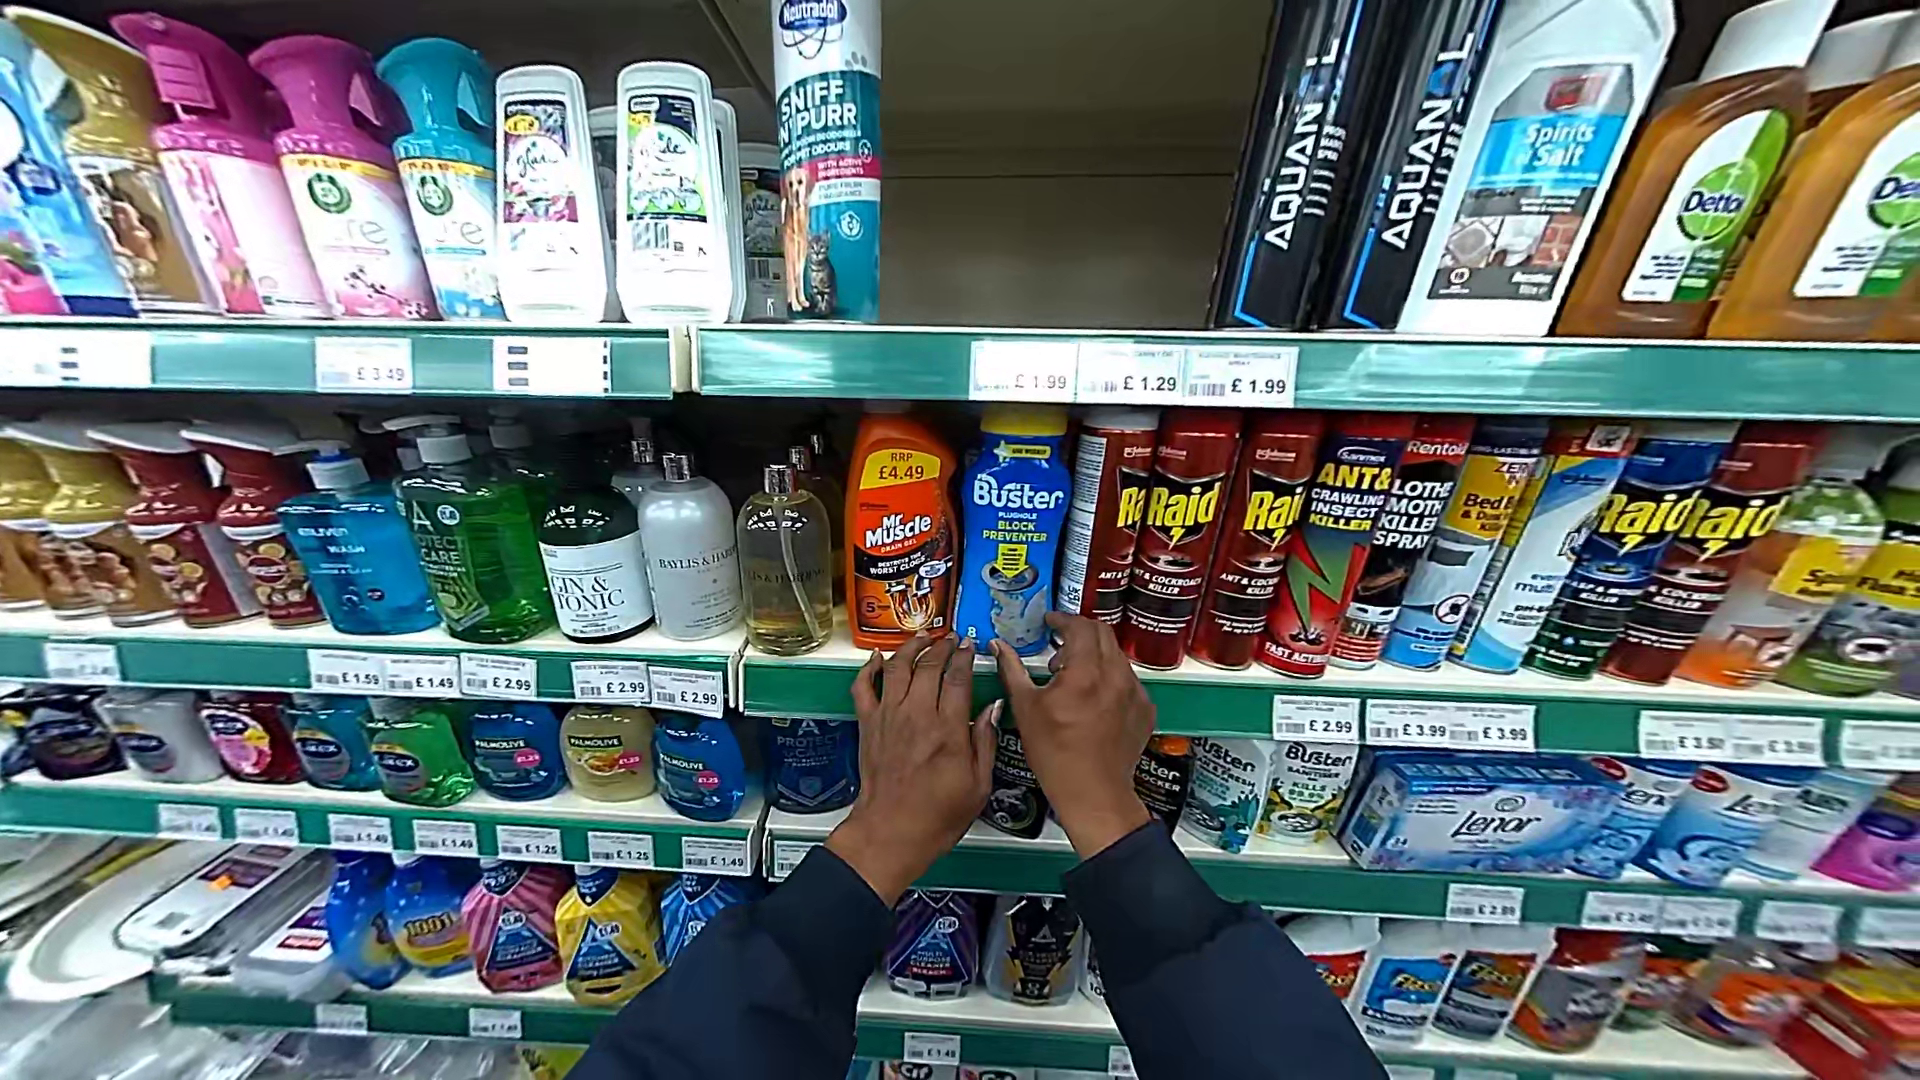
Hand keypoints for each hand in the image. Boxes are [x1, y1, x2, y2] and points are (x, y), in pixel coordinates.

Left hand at [828, 633, 997, 904]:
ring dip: (911, 647)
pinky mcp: (868, 724)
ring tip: (922, 637)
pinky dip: (869, 668)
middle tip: (951, 639)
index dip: (965, 656)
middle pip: (929, 665)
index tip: (970, 646)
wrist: (889, 834)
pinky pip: (863, 687)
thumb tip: (993, 708)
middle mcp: (917, 715)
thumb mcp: (978, 785)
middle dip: (942, 646)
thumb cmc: (937, 816)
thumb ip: (985, 742)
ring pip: (897, 667)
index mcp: (947, 730)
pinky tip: (878, 657)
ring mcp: (888, 717)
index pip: (957, 677)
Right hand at [992, 613, 1155, 857]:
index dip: (1062, 619)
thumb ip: (1012, 669)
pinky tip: (1093, 696)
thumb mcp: (1025, 707)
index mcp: (1085, 672)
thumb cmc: (1055, 754)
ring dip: (1095, 654)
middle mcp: (1115, 676)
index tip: (1051, 622)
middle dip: (1079, 632)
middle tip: (1059, 644)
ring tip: (1073, 674)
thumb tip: (999, 646)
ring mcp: (1134, 692)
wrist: (1094, 793)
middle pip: (1102, 634)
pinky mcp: (1144, 708)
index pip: (1079, 626)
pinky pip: (1128, 678)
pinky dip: (1110, 676)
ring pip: (1116, 655)